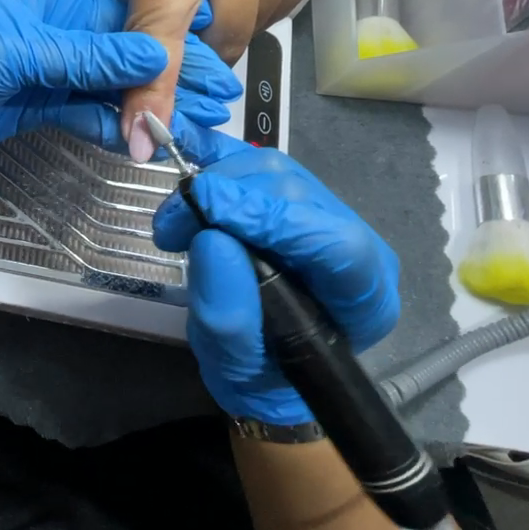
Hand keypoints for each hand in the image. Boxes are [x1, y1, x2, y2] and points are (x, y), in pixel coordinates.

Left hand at [0, 0, 240, 192]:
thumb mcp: (9, 50)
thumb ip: (79, 55)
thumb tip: (150, 57)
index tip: (207, 15)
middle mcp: (56, 18)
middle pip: (127, 31)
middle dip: (172, 57)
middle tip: (218, 86)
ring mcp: (51, 62)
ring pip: (114, 76)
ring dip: (152, 98)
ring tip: (198, 121)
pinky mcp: (42, 100)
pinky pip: (88, 109)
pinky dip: (113, 124)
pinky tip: (142, 139)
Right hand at [153, 136, 399, 425]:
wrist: (260, 370)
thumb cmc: (258, 375)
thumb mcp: (235, 364)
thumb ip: (229, 312)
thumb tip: (210, 238)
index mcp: (359, 296)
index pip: (333, 241)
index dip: (270, 217)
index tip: (204, 206)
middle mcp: (352, 245)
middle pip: (297, 193)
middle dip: (224, 198)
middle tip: (168, 229)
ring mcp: (321, 214)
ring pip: (273, 170)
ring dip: (213, 183)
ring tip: (174, 222)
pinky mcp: (287, 196)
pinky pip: (253, 160)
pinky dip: (214, 154)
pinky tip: (183, 159)